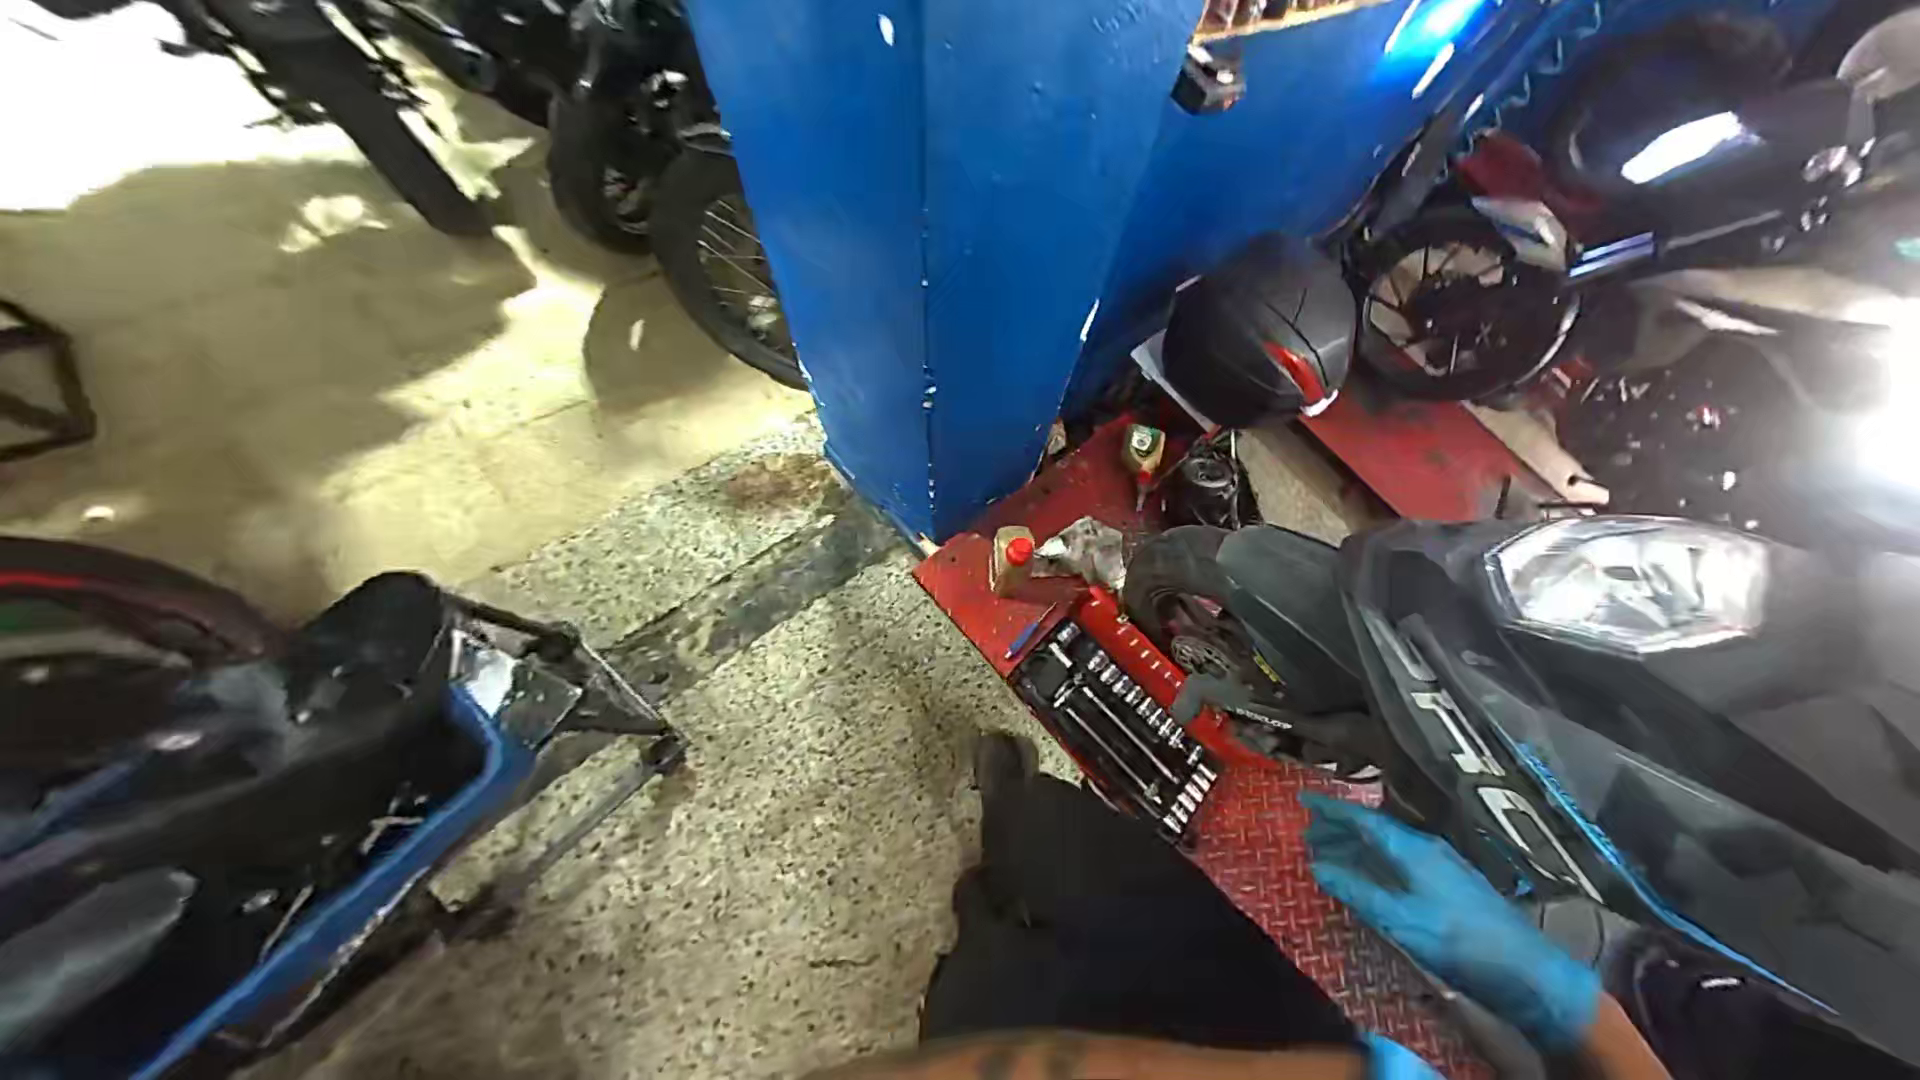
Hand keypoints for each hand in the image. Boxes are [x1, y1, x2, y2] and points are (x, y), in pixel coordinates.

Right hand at [1302, 793, 1599, 1051]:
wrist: (1533, 978)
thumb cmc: (1459, 942)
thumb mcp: (1399, 918)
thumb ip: (1355, 889)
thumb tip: (1317, 865)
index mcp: (1411, 847)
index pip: (1361, 817)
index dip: (1329, 808)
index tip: (1301, 798)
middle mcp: (1425, 847)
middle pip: (1372, 828)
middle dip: (1337, 828)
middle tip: (1307, 835)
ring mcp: (1441, 865)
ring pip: (1386, 845)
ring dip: (1354, 846)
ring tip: (1328, 854)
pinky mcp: (1450, 884)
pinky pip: (1398, 860)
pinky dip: (1373, 861)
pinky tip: (1366, 876)